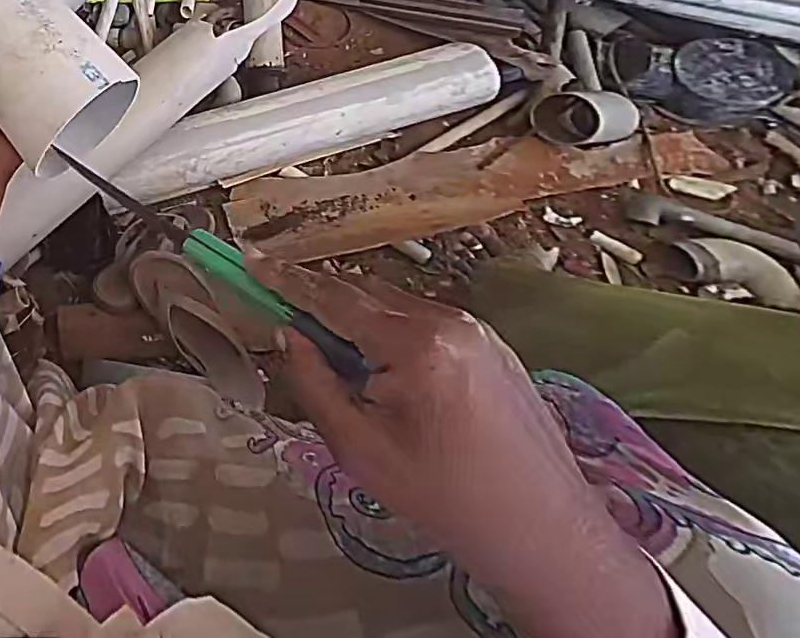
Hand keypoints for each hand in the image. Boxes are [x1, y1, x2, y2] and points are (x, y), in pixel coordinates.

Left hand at [0, 35, 19, 266]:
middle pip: (2, 66)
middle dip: (11, 51)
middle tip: (21, 31)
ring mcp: (9, 103)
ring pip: (21, 79)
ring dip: (29, 68)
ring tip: (39, 48)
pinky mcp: (26, 114)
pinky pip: (36, 97)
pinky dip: (42, 88)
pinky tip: (50, 76)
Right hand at [257, 257, 672, 637]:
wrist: (552, 542)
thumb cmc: (445, 500)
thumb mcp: (357, 448)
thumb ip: (312, 382)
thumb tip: (287, 334)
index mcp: (417, 345)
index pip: (331, 298)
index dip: (282, 278)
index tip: (247, 257)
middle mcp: (448, 321)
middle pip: (359, 293)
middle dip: (317, 303)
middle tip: (286, 324)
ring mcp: (475, 330)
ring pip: (388, 304)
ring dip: (353, 320)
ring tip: (345, 368)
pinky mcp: (490, 344)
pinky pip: (418, 319)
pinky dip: (386, 330)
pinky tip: (384, 373)